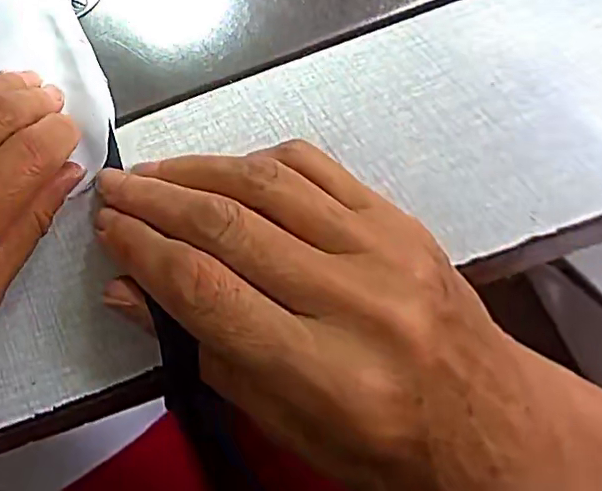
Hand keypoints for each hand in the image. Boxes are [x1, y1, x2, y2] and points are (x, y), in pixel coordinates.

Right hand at [93, 141, 558, 490]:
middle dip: (155, 200)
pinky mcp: (395, 216)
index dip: (144, 250)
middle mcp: (357, 302)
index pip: (207, 290)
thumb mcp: (282, 421)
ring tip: (153, 171)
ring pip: (263, 183)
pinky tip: (222, 166)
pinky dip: (253, 158)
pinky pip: (310, 162)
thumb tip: (127, 288)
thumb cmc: (381, 443)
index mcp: (327, 374)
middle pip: (227, 226)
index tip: (109, 228)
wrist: (492, 421)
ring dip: (194, 169)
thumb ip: (201, 347)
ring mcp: (382, 248)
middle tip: (115, 186)